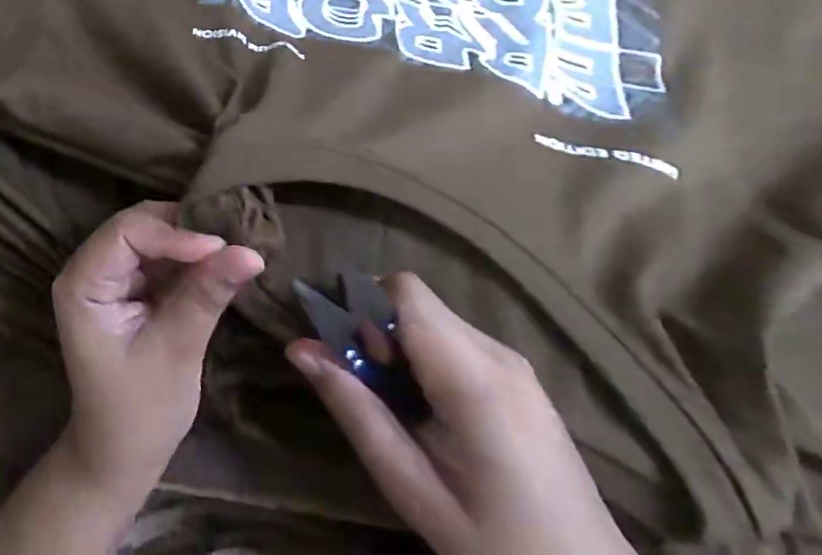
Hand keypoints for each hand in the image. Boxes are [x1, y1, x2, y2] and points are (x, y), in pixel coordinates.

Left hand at [51, 201, 265, 494]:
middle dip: (184, 229)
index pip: (125, 233)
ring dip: (191, 240)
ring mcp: (108, 276)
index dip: (173, 233)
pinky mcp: (129, 286)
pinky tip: (219, 263)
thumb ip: (206, 296)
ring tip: (233, 248)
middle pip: (137, 226)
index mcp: (81, 284)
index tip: (219, 247)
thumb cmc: (139, 412)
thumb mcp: (176, 351)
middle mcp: (88, 270)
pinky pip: (161, 256)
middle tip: (233, 241)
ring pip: (152, 235)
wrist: (120, 455)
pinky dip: (190, 257)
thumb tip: (250, 252)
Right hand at [287, 272, 633, 554]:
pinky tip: (432, 412)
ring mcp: (516, 363)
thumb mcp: (410, 485)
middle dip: (378, 328)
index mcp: (473, 377)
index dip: (365, 308)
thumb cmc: (493, 543)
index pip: (404, 291)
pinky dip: (427, 355)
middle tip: (370, 388)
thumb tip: (299, 348)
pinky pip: (457, 338)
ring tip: (401, 407)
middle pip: (417, 302)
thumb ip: (355, 409)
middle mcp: (498, 353)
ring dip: (401, 344)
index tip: (356, 360)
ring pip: (435, 318)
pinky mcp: (523, 377)